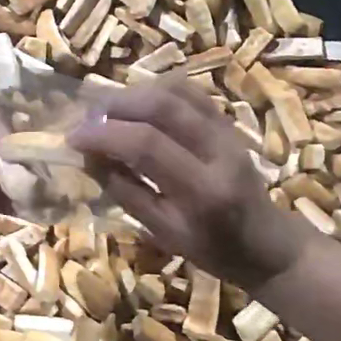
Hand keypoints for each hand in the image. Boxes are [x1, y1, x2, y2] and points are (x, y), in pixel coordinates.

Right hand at [70, 81, 309, 288]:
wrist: (267, 243)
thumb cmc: (214, 249)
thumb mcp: (165, 233)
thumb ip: (127, 192)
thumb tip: (89, 156)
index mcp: (204, 190)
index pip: (146, 145)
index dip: (104, 135)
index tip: (73, 139)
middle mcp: (219, 150)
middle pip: (162, 105)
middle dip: (115, 106)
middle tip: (86, 120)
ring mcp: (228, 130)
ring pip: (176, 90)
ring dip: (134, 95)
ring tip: (106, 112)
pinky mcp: (228, 121)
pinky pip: (189, 92)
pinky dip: (156, 92)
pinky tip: (136, 107)